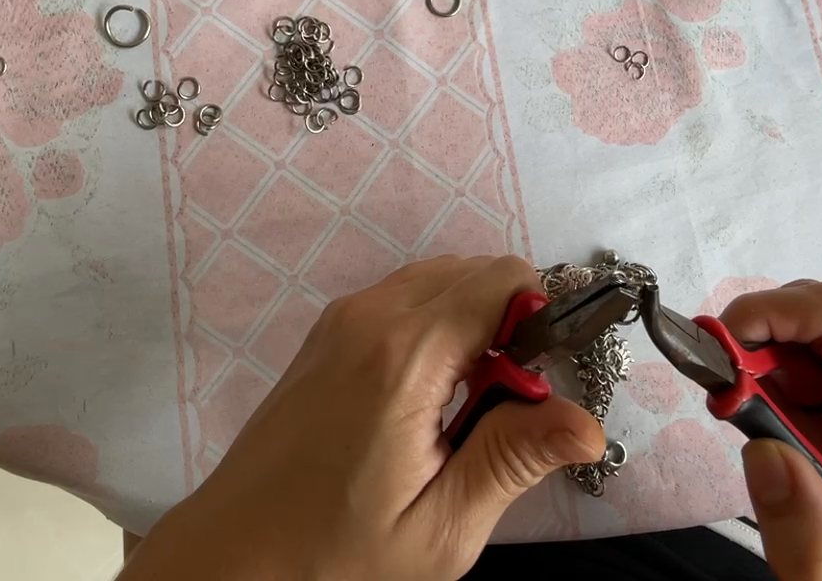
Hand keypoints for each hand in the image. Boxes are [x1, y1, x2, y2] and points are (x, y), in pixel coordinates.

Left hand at [119, 256, 604, 580]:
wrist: (234, 549)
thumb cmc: (338, 552)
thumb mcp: (439, 527)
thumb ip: (513, 459)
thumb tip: (587, 421)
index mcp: (405, 353)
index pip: (502, 278)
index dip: (540, 318)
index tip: (538, 384)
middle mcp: (373, 312)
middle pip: (476, 270)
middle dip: (511, 320)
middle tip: (503, 404)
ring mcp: (346, 312)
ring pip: (443, 277)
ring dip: (475, 320)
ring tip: (465, 402)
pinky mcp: (333, 325)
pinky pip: (408, 292)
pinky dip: (438, 320)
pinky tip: (428, 388)